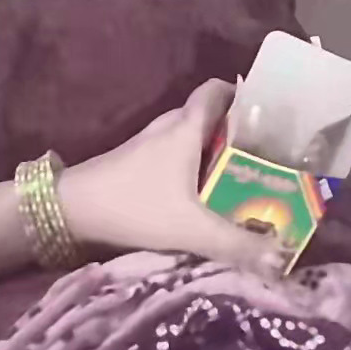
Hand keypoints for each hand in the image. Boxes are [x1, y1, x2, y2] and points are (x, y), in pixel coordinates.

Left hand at [57, 80, 288, 274]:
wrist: (69, 210)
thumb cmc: (133, 206)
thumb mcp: (191, 228)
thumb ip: (236, 245)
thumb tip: (281, 259)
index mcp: (186, 127)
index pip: (218, 90)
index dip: (244, 95)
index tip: (269, 115)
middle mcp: (169, 127)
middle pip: (210, 115)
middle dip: (238, 131)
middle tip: (267, 156)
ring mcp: (149, 143)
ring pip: (192, 136)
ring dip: (216, 150)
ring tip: (244, 175)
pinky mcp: (137, 162)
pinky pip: (177, 153)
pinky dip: (195, 164)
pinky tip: (205, 192)